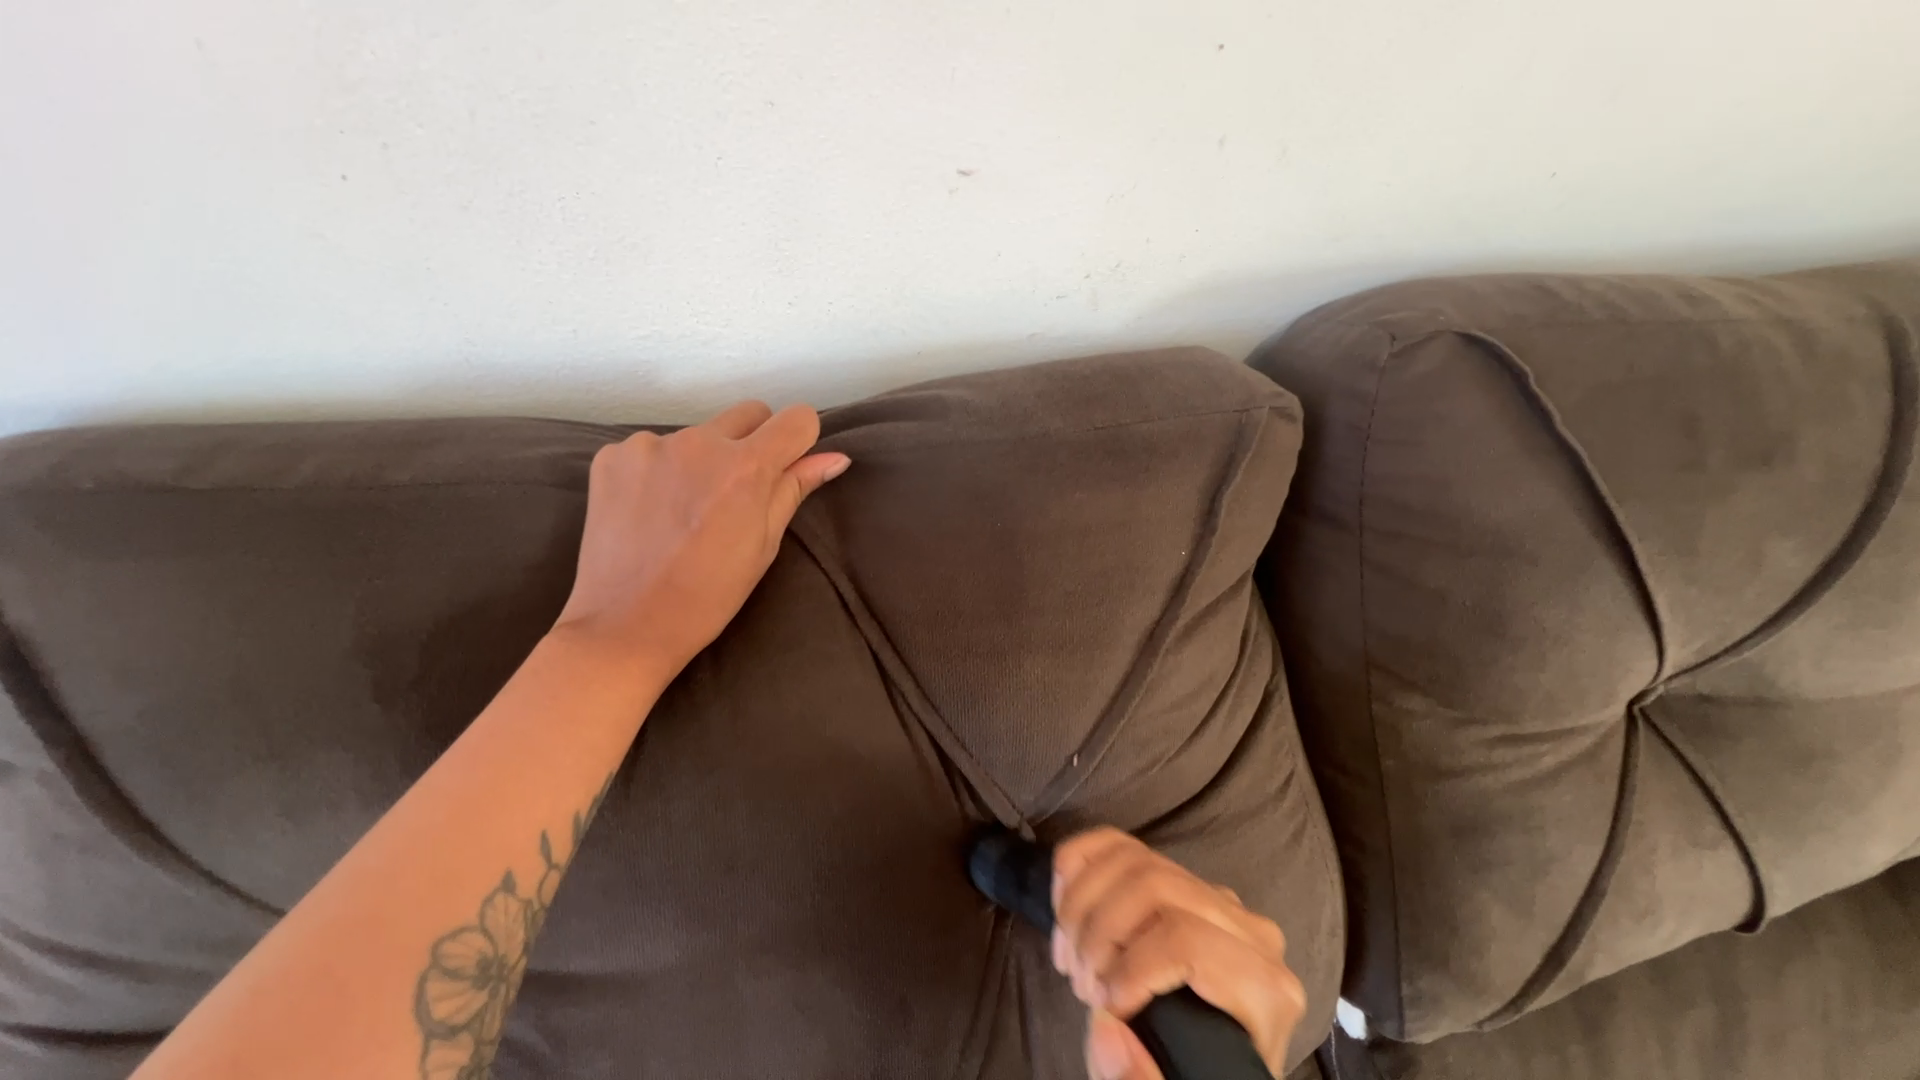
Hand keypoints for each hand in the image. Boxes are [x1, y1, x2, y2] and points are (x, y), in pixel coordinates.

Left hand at [550, 401, 849, 671]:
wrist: (625, 624)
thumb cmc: (708, 595)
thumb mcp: (764, 545)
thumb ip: (794, 490)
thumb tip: (835, 458)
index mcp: (746, 468)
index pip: (797, 418)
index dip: (799, 442)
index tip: (787, 468)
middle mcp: (700, 443)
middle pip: (749, 414)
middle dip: (754, 442)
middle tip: (737, 493)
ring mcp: (650, 445)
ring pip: (698, 433)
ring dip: (702, 459)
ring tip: (685, 511)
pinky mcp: (613, 456)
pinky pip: (653, 448)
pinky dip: (659, 471)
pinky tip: (651, 511)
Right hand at [1051, 828, 1304, 1079]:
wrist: (1201, 1068)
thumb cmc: (1193, 1075)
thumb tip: (1107, 1027)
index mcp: (1264, 987)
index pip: (1186, 940)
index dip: (1130, 969)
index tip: (1103, 1009)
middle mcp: (1250, 930)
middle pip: (1155, 886)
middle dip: (1098, 932)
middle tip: (1080, 983)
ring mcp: (1213, 897)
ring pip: (1135, 859)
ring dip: (1082, 904)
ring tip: (1071, 959)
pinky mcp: (1176, 879)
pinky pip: (1122, 845)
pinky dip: (1079, 865)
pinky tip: (1064, 908)